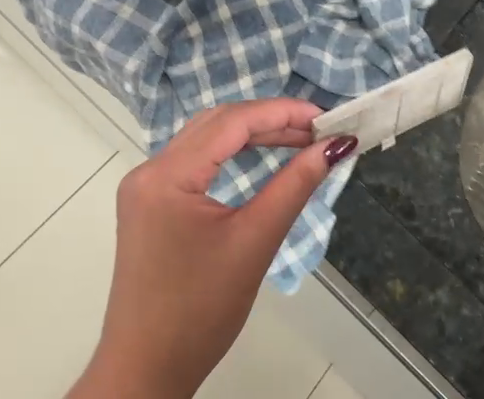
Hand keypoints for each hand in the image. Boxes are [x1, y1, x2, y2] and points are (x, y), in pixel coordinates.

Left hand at [69, 99, 357, 398]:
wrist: (146, 371)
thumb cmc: (200, 310)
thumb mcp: (255, 241)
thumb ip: (296, 184)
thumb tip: (337, 145)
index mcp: (166, 176)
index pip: (233, 122)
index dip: (283, 112)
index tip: (327, 118)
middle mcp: (150, 171)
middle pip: (218, 123)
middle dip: (271, 120)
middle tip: (319, 129)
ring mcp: (146, 187)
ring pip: (206, 138)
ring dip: (253, 133)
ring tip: (300, 139)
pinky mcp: (151, 204)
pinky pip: (197, 159)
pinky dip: (233, 152)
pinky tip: (264, 157)